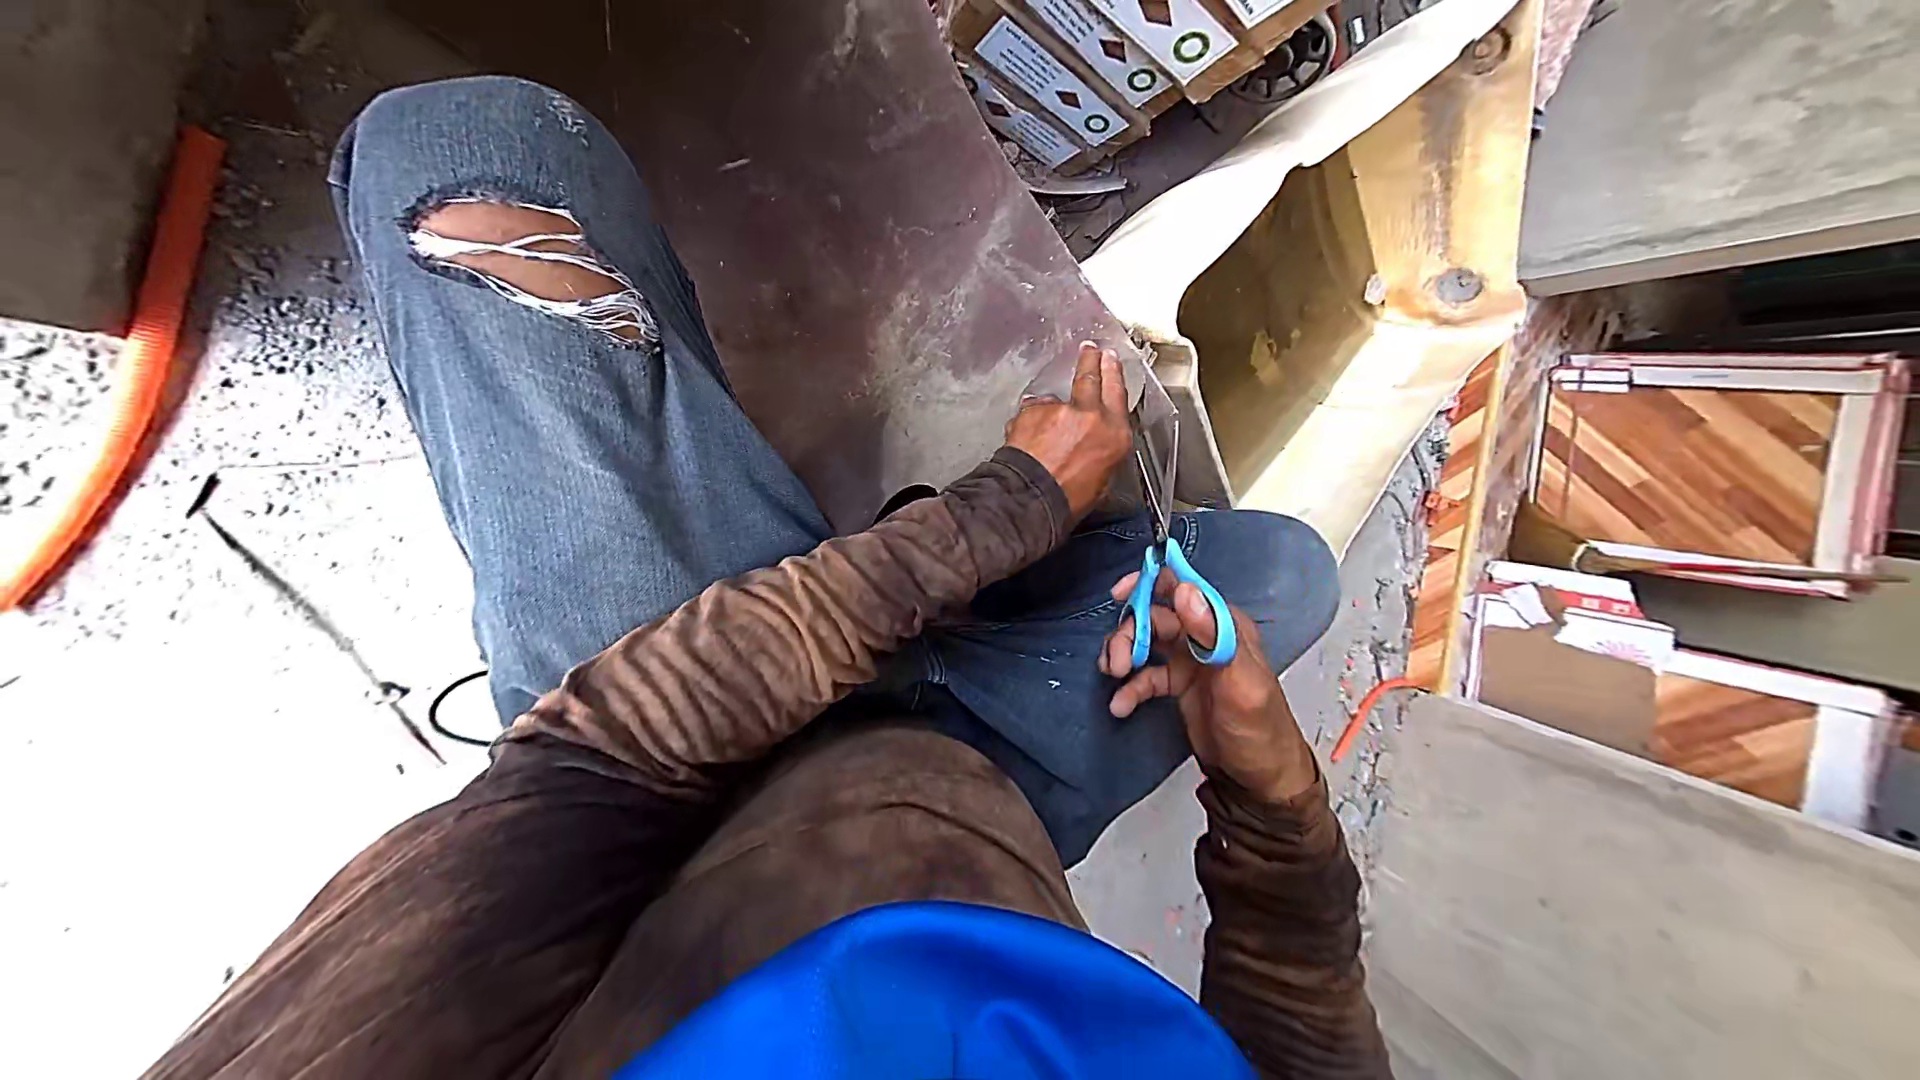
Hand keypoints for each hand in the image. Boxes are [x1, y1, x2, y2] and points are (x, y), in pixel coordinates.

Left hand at [1004, 342, 1131, 520]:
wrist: (1031, 500)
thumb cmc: (1067, 500)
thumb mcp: (1101, 480)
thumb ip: (1100, 451)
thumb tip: (1091, 443)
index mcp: (1115, 435)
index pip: (1117, 393)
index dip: (1113, 373)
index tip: (1110, 359)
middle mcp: (1090, 416)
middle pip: (1091, 378)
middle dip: (1090, 361)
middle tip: (1089, 350)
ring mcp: (1060, 410)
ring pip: (1056, 400)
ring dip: (1051, 411)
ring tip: (1044, 433)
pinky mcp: (1033, 411)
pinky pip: (1033, 412)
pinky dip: (1030, 423)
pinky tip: (1026, 441)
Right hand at [1098, 569, 1317, 803]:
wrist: (1258, 783)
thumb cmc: (1259, 732)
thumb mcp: (1239, 682)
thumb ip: (1213, 635)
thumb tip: (1185, 591)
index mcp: (1224, 625)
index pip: (1183, 589)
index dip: (1150, 584)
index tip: (1120, 593)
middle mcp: (1204, 636)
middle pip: (1155, 616)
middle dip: (1129, 633)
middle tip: (1116, 661)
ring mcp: (1189, 660)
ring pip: (1144, 642)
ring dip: (1123, 655)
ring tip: (1114, 676)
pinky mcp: (1177, 685)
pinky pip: (1144, 676)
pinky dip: (1129, 688)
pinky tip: (1121, 705)